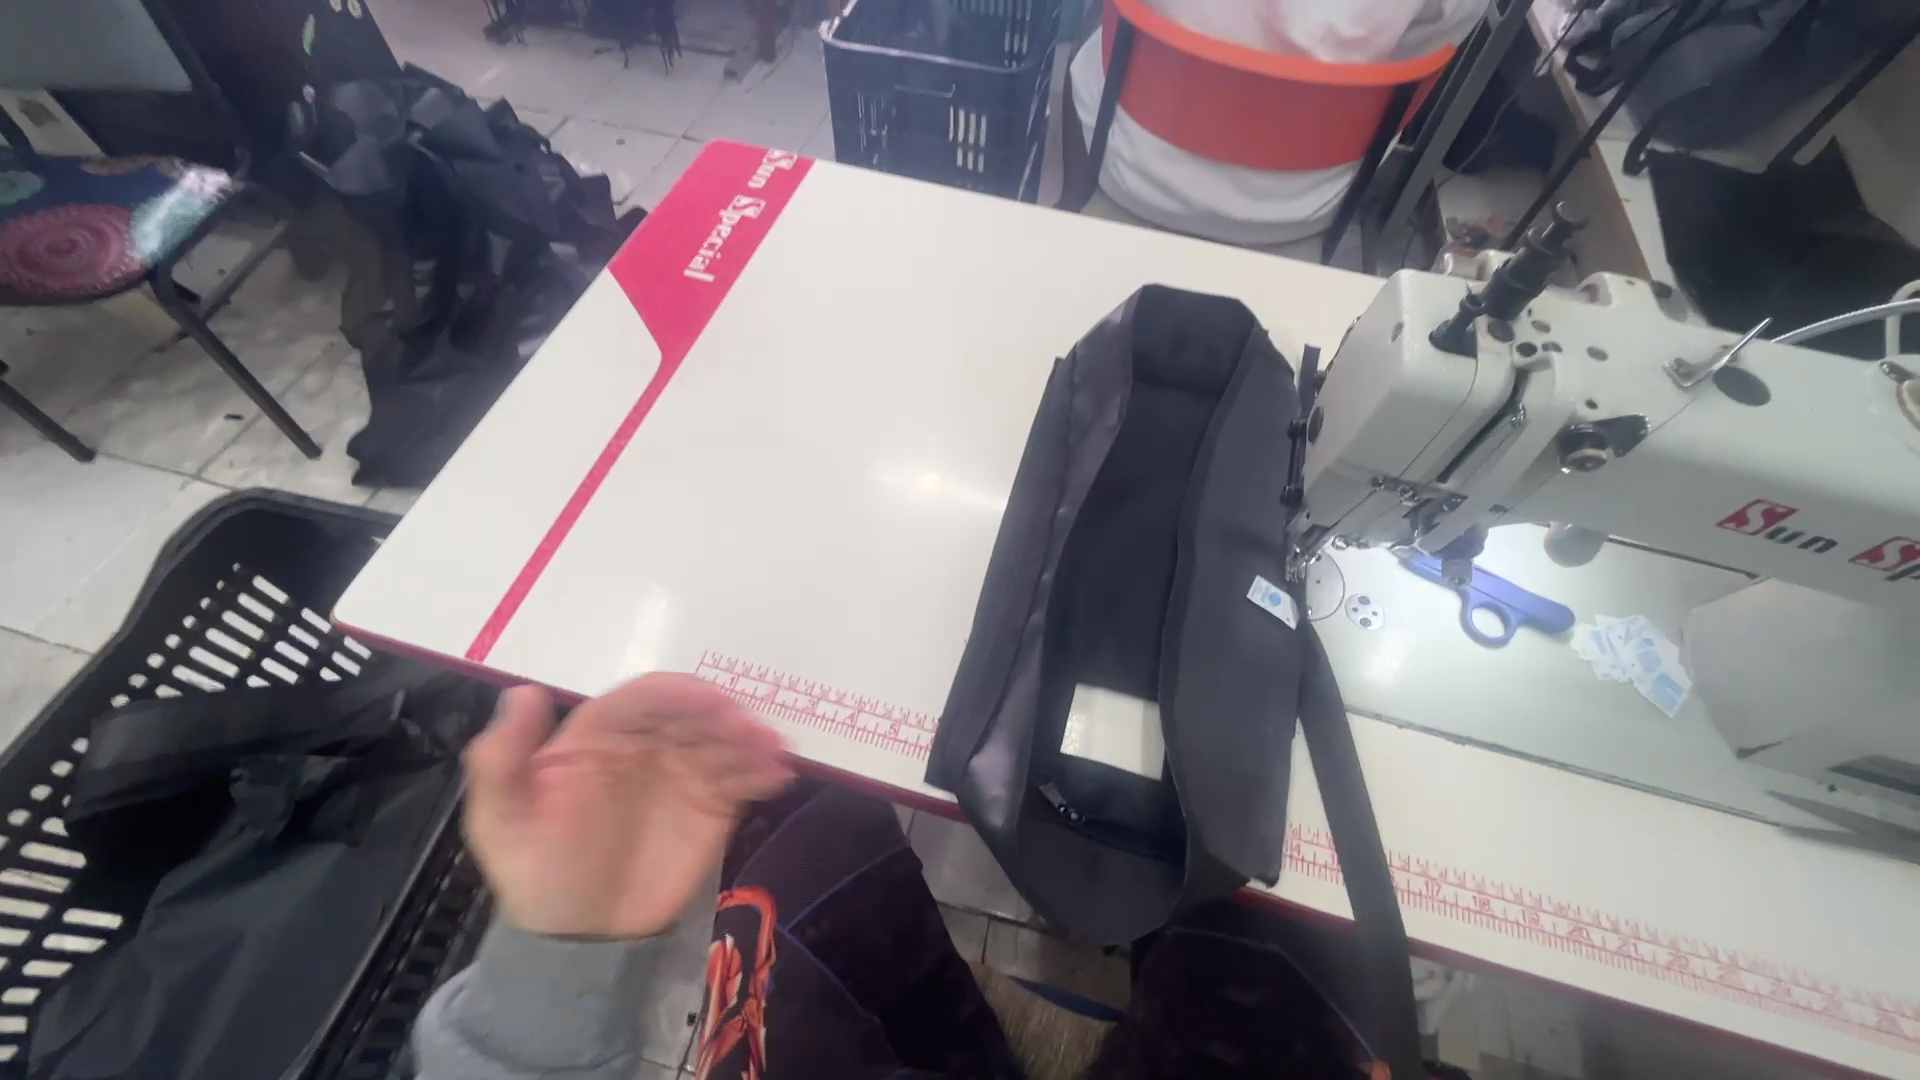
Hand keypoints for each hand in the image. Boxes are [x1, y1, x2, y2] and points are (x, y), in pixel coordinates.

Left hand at [462, 674, 791, 938]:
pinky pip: (741, 778)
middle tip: (753, 730)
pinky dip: (761, 771)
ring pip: (723, 741)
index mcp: (601, 735)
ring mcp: (684, 772)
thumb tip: (521, 692)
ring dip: (751, 739)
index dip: (679, 695)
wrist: (581, 942)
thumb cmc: (539, 874)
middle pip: (693, 714)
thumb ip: (502, 760)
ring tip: (775, 750)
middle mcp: (648, 743)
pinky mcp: (712, 803)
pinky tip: (777, 775)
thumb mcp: (502, 821)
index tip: (712, 703)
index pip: (645, 699)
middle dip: (725, 716)